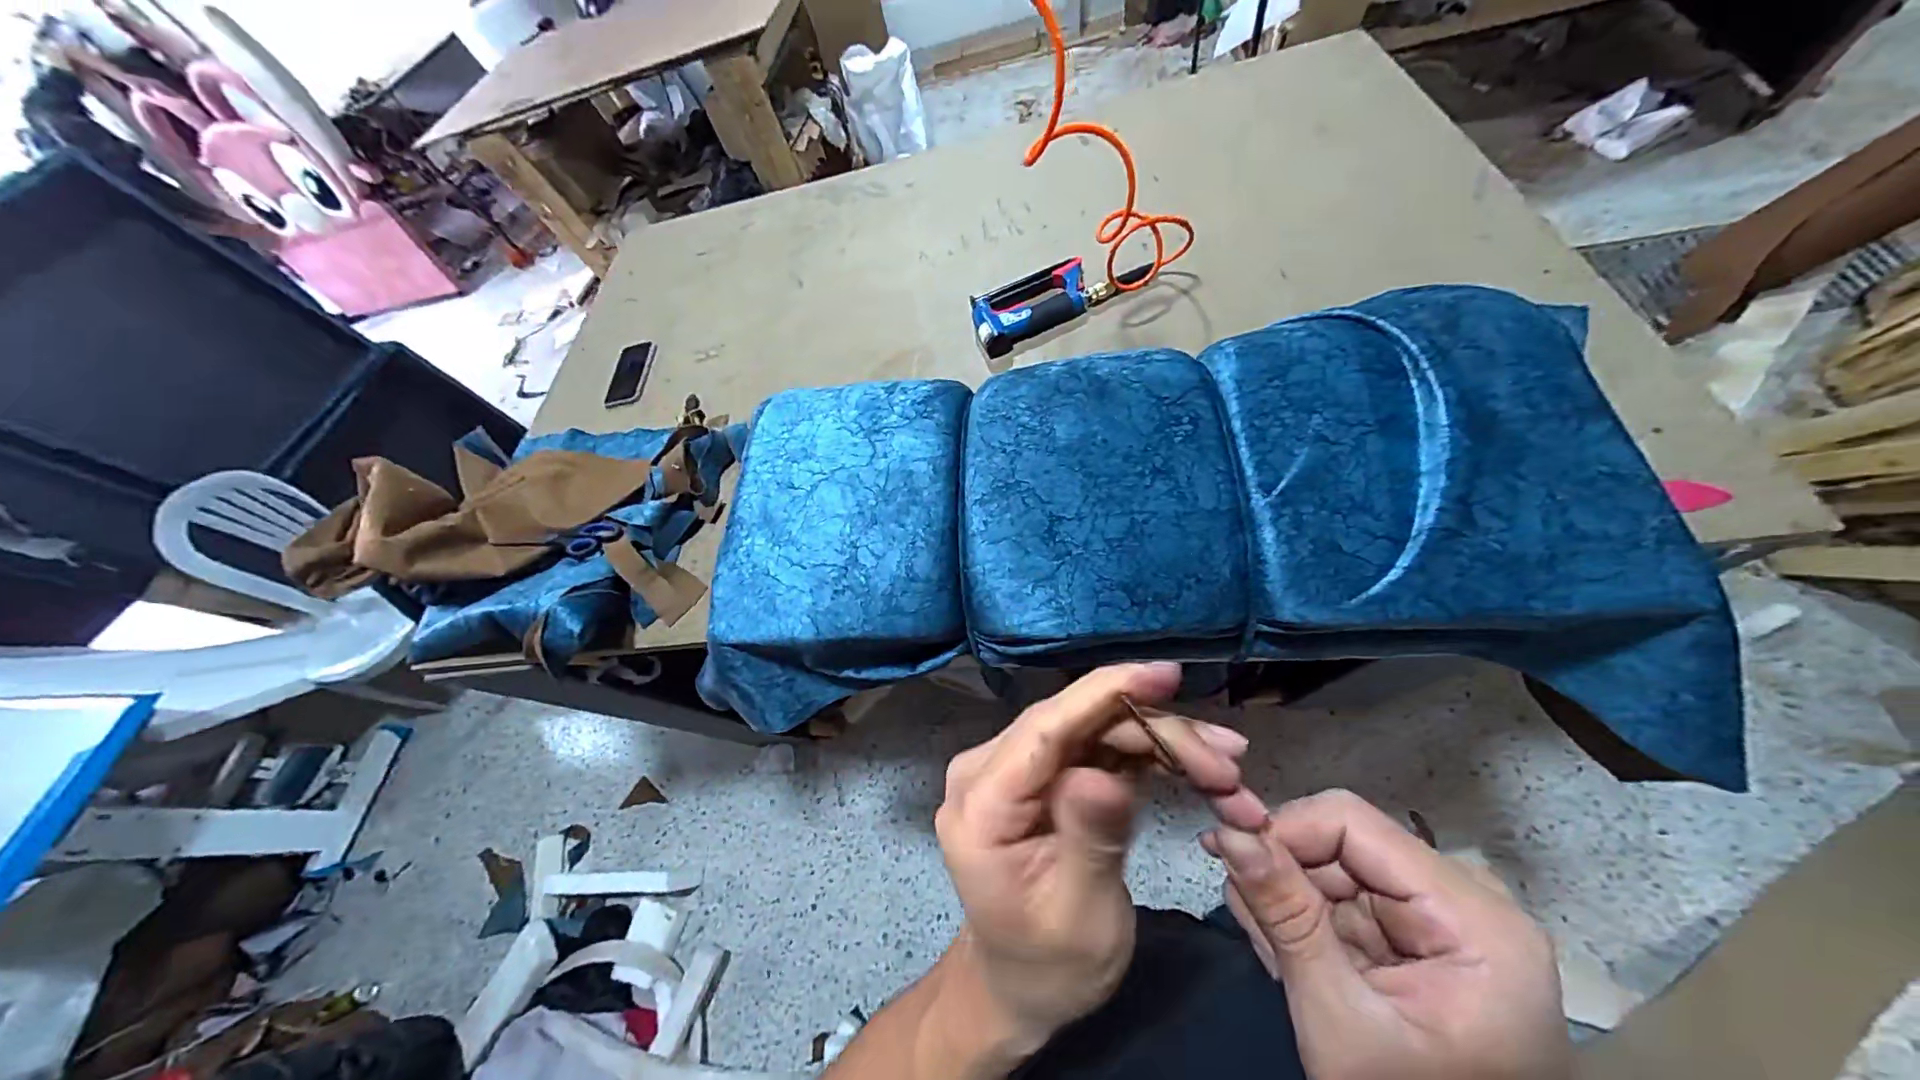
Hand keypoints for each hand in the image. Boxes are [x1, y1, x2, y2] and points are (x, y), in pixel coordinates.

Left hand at [934, 663, 1268, 1056]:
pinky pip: (1098, 748)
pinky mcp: (1045, 776)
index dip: (1103, 693)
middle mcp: (990, 770)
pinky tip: (1195, 769)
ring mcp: (1018, 770)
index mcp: (981, 802)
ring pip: (1095, 731)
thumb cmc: (1048, 962)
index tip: (1164, 674)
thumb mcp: (1077, 913)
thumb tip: (1105, 775)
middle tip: (1229, 762)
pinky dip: (1149, 756)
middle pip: (1078, 724)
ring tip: (1226, 771)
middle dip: (1156, 732)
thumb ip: (1090, 838)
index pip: (1043, 728)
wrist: (1024, 983)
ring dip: (1161, 743)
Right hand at [1204, 790, 1570, 1079]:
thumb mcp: (1339, 1020)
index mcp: (1476, 919)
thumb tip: (1229, 831)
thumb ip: (1286, 916)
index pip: (1352, 822)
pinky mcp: (1430, 933)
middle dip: (1285, 879)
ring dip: (1292, 904)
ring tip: (1280, 961)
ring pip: (1338, 868)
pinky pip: (1350, 896)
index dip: (1283, 829)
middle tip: (1254, 932)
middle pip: (1344, 845)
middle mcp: (1472, 900)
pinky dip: (1312, 921)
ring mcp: (1451, 916)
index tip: (1228, 859)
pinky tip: (1301, 961)